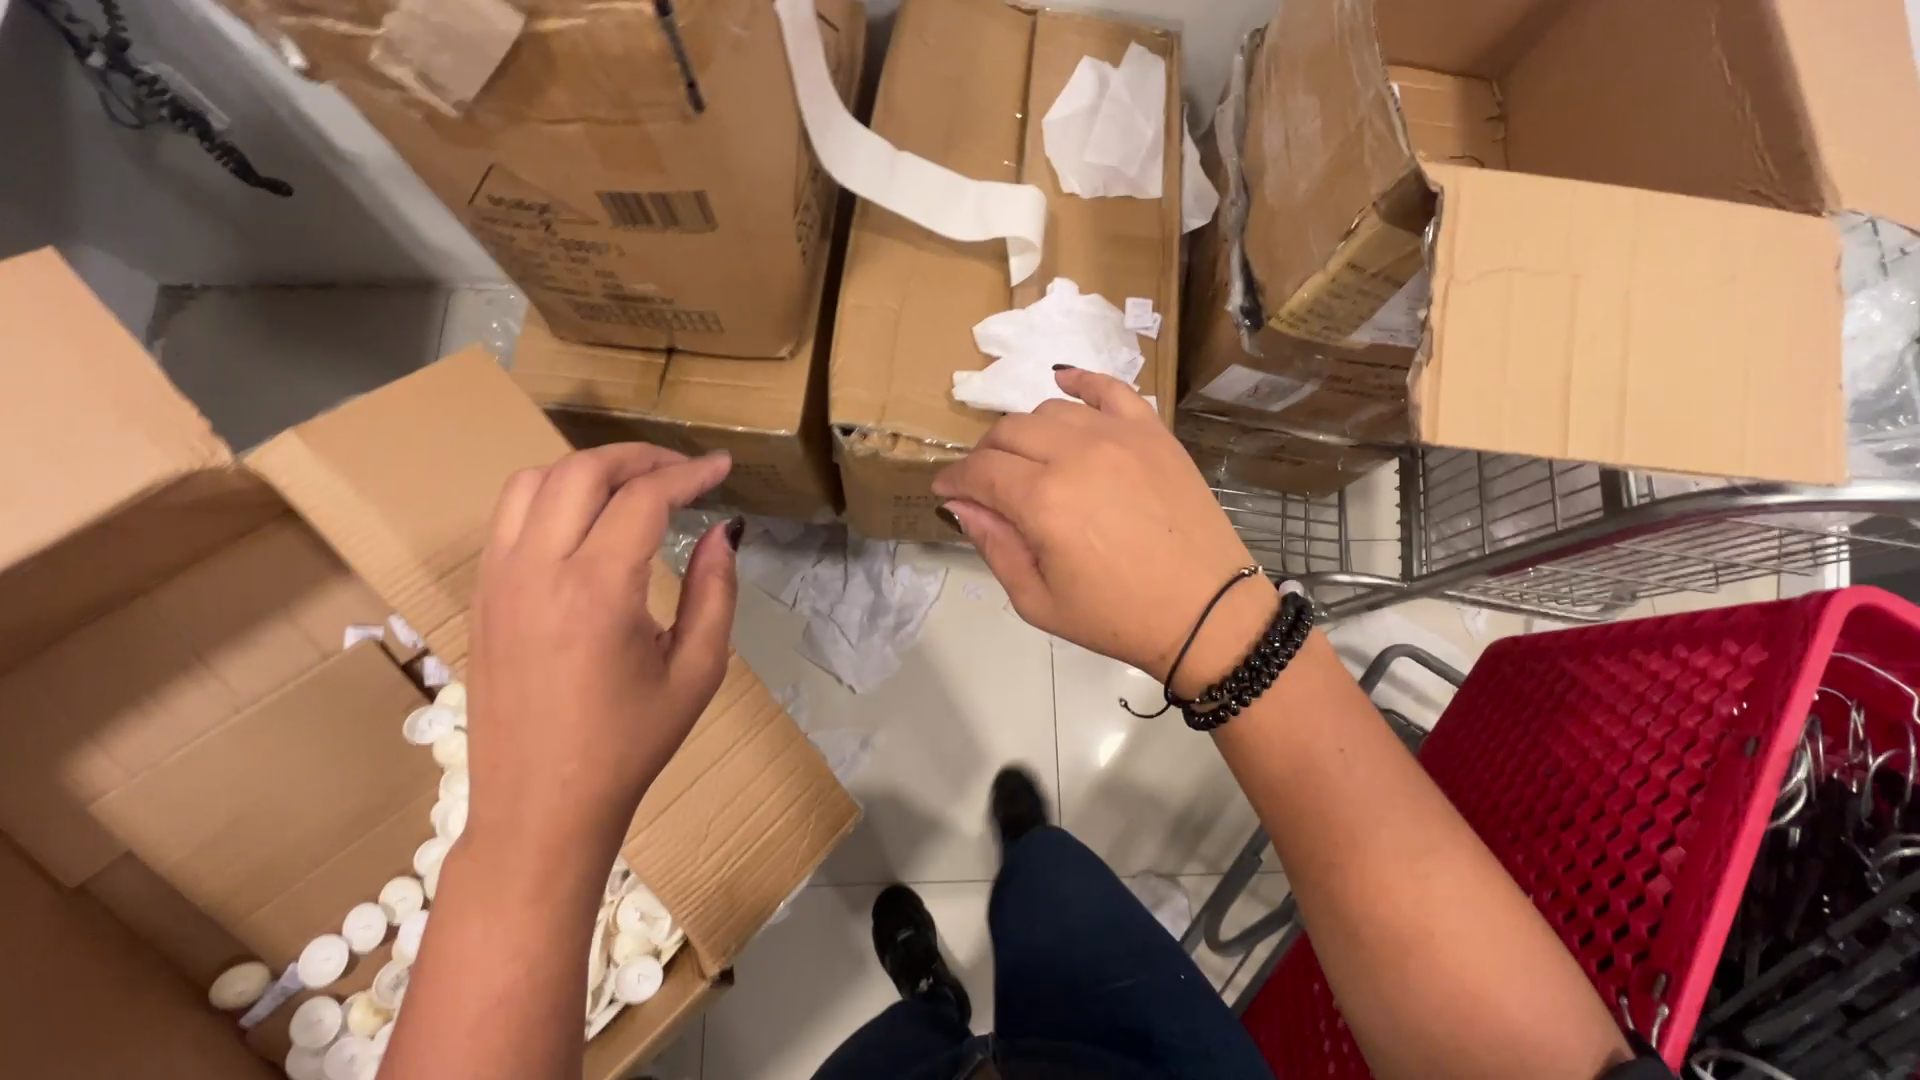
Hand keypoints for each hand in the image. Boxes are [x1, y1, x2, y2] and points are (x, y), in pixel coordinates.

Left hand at [464, 444, 738, 862]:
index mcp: (597, 591)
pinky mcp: (482, 595)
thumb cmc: (630, 744)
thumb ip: (715, 591)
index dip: (689, 473)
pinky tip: (585, 521)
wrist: (542, 806)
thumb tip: (723, 532)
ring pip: (534, 481)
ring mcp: (499, 580)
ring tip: (633, 487)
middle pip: (583, 471)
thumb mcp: (697, 671)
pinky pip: (510, 516)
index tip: (723, 467)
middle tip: (682, 470)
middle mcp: (538, 570)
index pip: (644, 498)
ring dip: (589, 469)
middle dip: (640, 457)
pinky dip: (551, 495)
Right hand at [933, 369, 1276, 696]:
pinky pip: (1109, 389)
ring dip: (1026, 431)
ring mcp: (1119, 436)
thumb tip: (961, 505)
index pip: (980, 471)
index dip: (954, 480)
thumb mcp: (1038, 601)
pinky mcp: (1153, 433)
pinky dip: (1080, 382)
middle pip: (1008, 432)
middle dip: (985, 456)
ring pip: (1050, 411)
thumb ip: (993, 546)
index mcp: (1043, 501)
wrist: (1207, 612)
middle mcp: (1076, 455)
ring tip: (1029, 459)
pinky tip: (1063, 385)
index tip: (946, 491)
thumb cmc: (1117, 617)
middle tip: (986, 484)